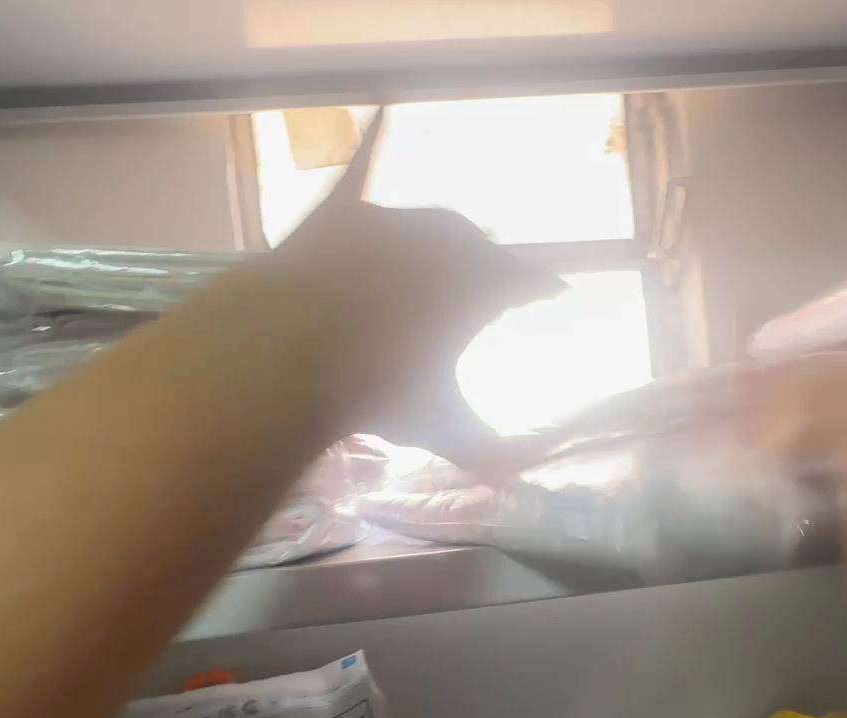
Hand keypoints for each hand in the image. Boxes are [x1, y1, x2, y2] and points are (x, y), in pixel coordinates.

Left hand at [239, 108, 562, 467]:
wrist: (289, 350)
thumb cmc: (378, 388)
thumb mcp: (434, 423)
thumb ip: (476, 444)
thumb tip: (508, 472)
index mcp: (478, 285)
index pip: (526, 282)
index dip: (542, 289)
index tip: (556, 292)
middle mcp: (442, 242)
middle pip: (477, 248)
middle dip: (488, 264)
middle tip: (490, 281)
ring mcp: (389, 223)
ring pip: (426, 225)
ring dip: (440, 240)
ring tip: (442, 252)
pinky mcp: (336, 217)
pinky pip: (361, 177)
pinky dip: (374, 151)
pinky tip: (381, 117)